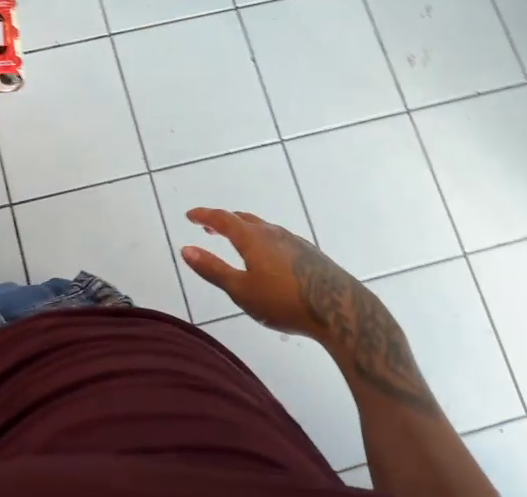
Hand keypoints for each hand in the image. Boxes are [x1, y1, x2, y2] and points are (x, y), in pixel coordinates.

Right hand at [180, 208, 347, 339]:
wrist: (341, 310)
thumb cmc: (284, 302)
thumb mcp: (241, 291)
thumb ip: (213, 270)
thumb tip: (185, 249)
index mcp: (253, 238)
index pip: (222, 219)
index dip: (204, 215)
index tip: (190, 215)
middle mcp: (273, 233)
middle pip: (244, 219)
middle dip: (224, 221)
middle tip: (210, 228)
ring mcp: (295, 242)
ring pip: (264, 228)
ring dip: (246, 230)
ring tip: (238, 242)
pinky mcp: (312, 255)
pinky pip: (280, 239)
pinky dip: (264, 241)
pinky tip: (270, 259)